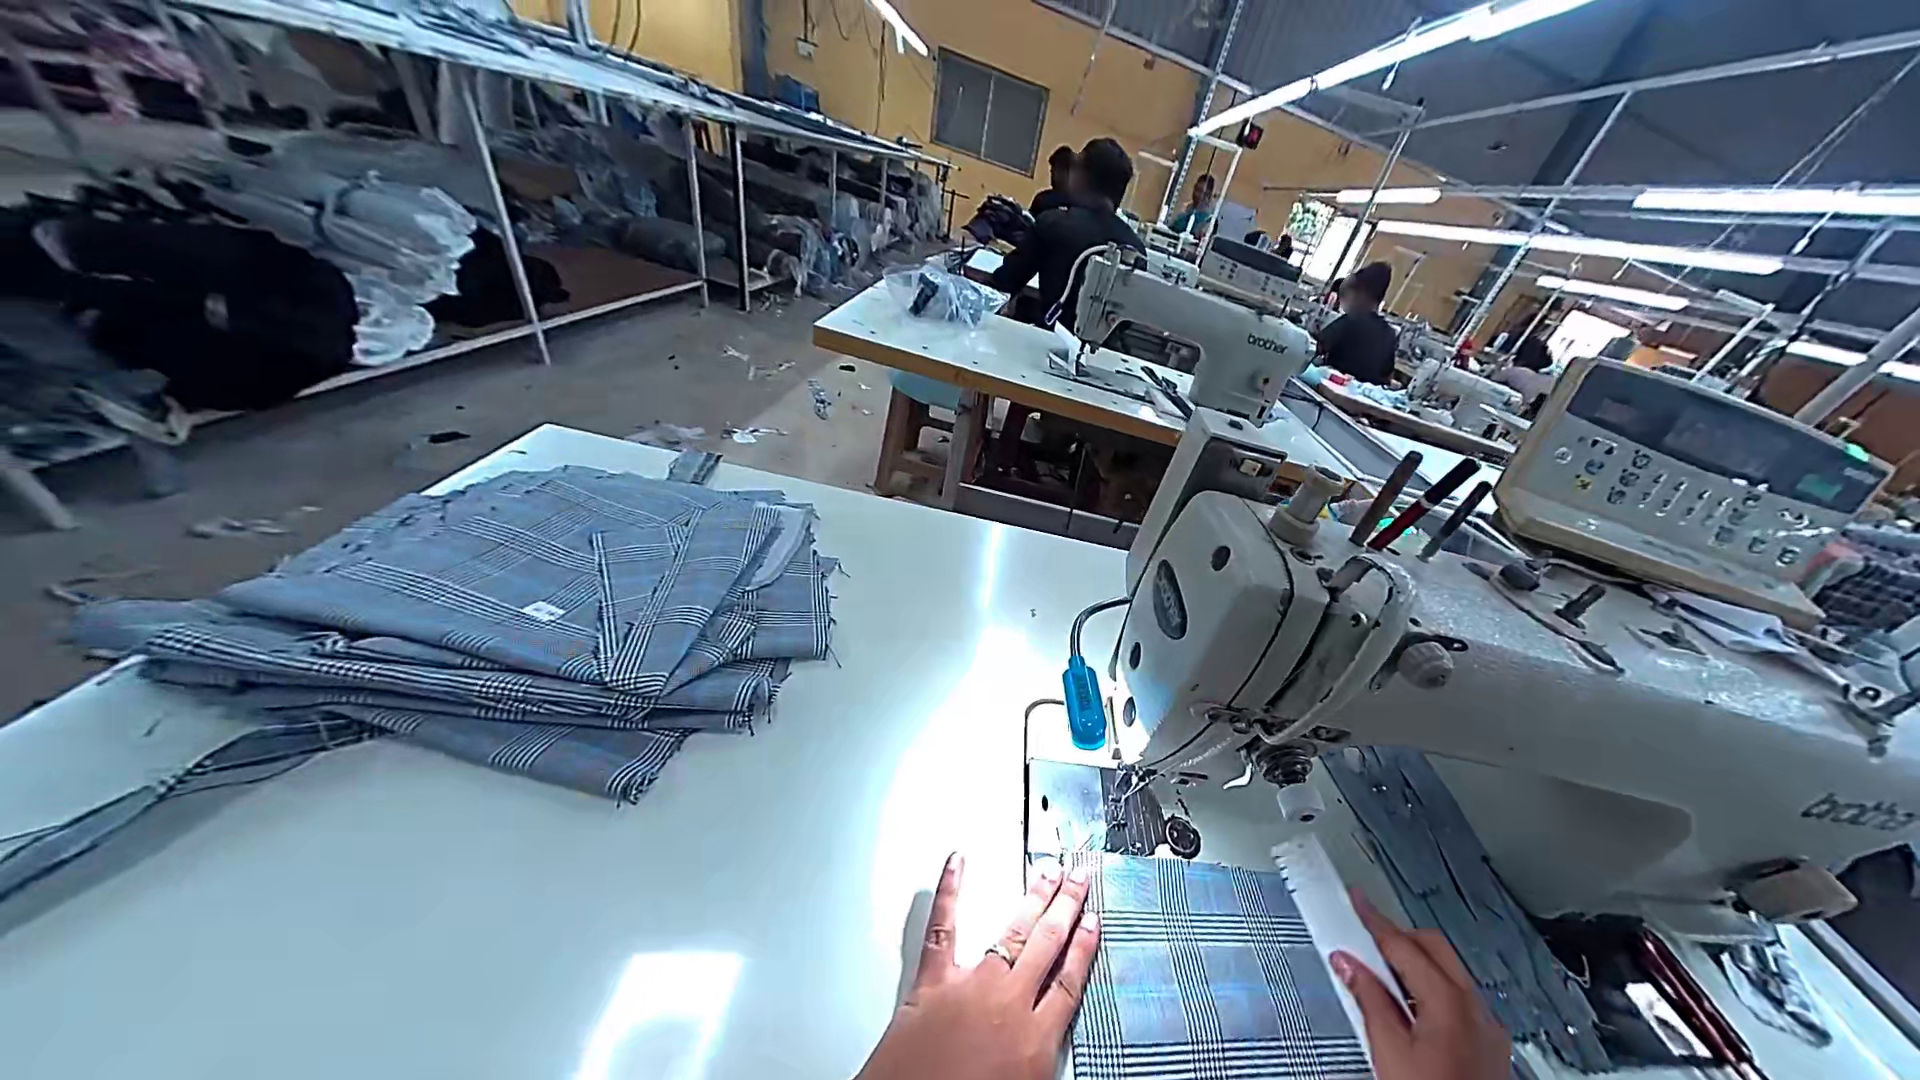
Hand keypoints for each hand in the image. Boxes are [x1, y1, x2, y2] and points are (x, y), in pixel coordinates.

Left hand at [855, 853, 1098, 1079]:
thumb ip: (1040, 1058)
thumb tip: (1051, 1037)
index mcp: (1034, 1040)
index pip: (1069, 982)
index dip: (1083, 948)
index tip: (1093, 922)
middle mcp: (1009, 1004)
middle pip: (1047, 945)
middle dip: (1066, 907)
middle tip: (1078, 879)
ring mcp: (972, 985)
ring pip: (1011, 932)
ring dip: (1033, 899)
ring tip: (1047, 874)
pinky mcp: (933, 980)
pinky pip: (944, 926)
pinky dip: (949, 890)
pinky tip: (956, 862)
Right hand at [1331, 890, 1511, 1079]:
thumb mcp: (1388, 1048)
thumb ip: (1367, 996)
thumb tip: (1348, 962)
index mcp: (1450, 1004)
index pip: (1403, 944)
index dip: (1373, 920)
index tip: (1355, 900)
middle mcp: (1477, 1011)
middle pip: (1433, 948)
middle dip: (1397, 937)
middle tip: (1362, 936)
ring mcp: (1488, 1031)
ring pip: (1448, 971)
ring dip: (1413, 962)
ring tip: (1377, 973)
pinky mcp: (1490, 1048)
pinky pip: (1458, 997)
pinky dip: (1428, 986)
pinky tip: (1405, 1003)